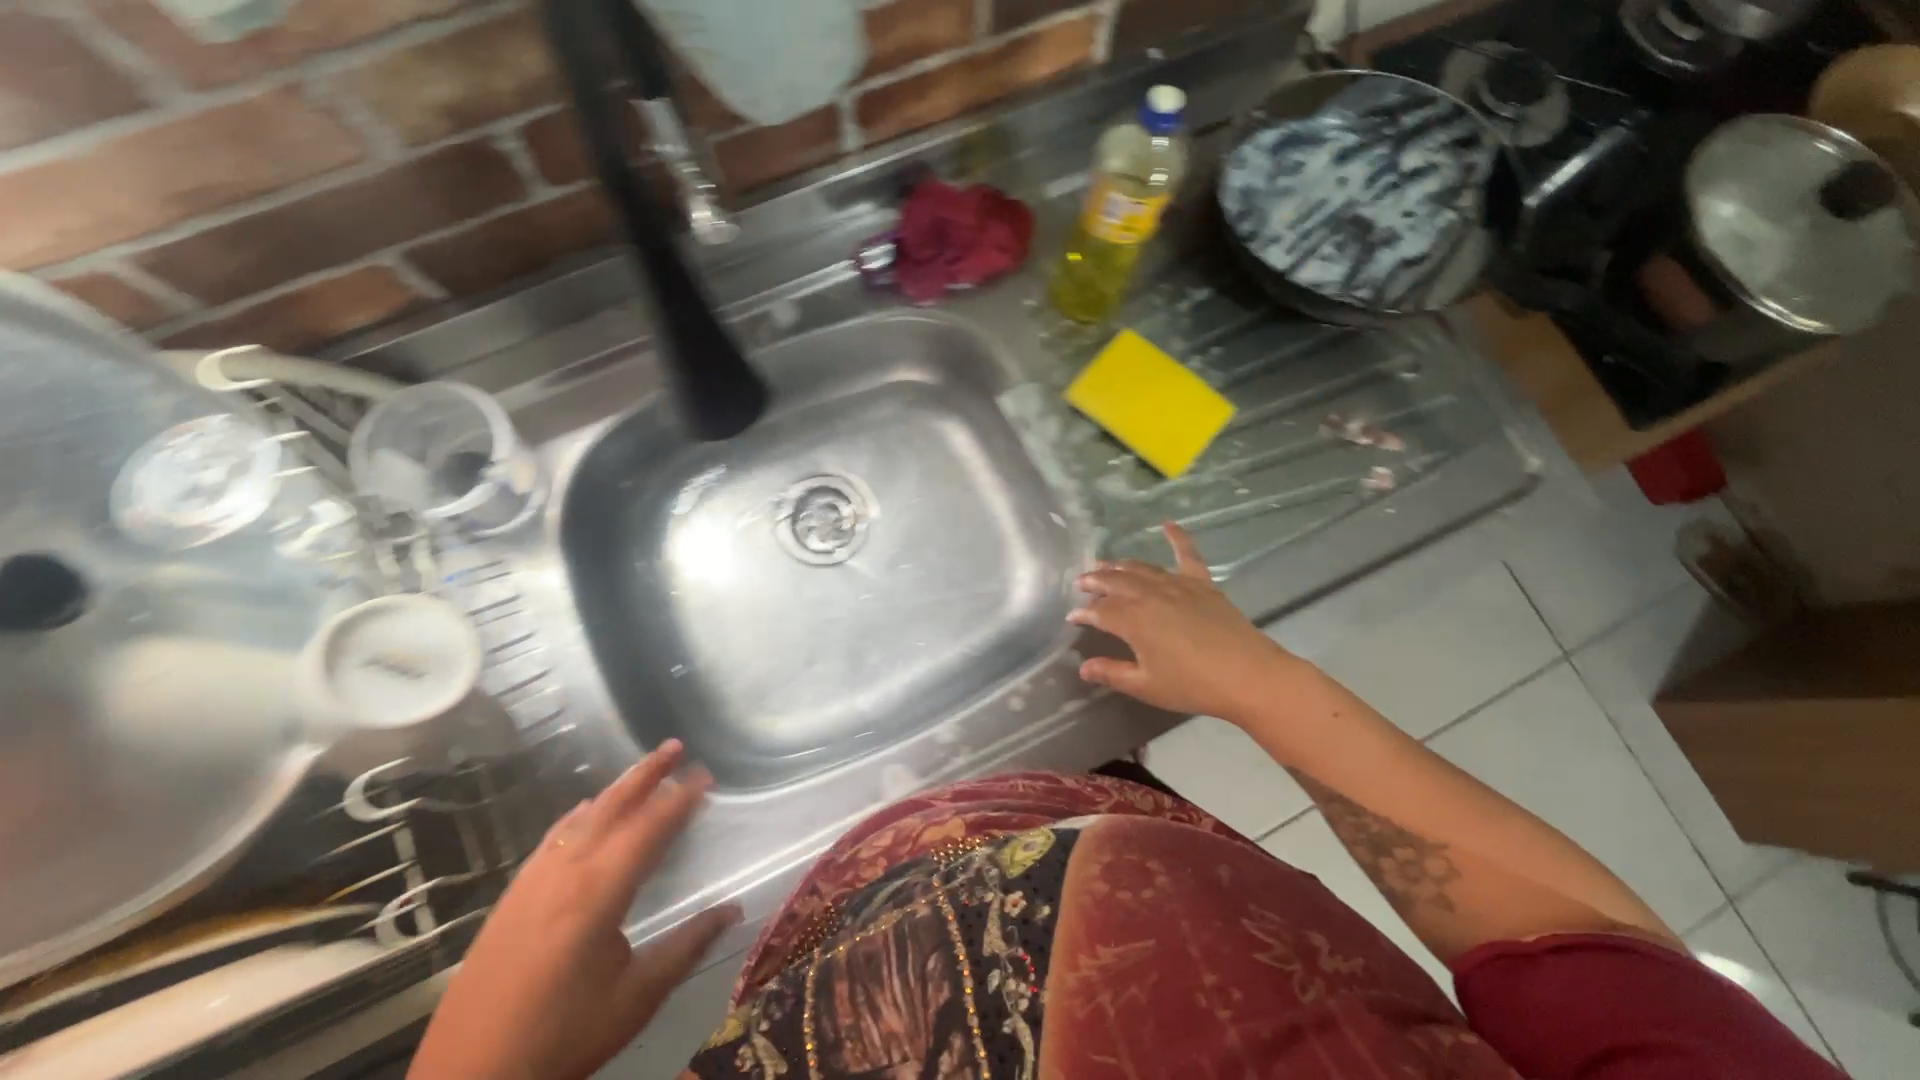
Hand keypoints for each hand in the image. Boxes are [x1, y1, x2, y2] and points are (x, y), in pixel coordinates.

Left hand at [409, 741, 738, 1079]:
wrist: (471, 1074)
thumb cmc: (562, 1037)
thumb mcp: (637, 997)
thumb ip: (687, 946)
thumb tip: (733, 909)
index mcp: (599, 893)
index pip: (649, 830)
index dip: (680, 799)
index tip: (707, 775)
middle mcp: (564, 874)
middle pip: (611, 808)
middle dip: (646, 774)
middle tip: (675, 746)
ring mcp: (532, 883)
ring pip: (579, 819)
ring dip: (614, 791)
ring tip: (642, 773)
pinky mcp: (511, 898)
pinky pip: (553, 839)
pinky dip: (578, 816)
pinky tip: (585, 815)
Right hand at [1070, 522, 1305, 721]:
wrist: (1248, 675)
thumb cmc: (1193, 685)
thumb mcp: (1146, 686)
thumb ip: (1112, 673)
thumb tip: (1084, 668)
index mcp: (1133, 620)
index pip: (1100, 611)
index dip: (1083, 613)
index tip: (1073, 617)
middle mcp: (1149, 595)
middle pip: (1115, 582)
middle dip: (1095, 581)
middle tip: (1082, 582)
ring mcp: (1177, 585)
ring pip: (1141, 568)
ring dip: (1121, 565)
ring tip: (1106, 565)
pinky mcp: (1202, 584)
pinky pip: (1187, 554)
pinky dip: (1177, 537)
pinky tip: (1168, 523)